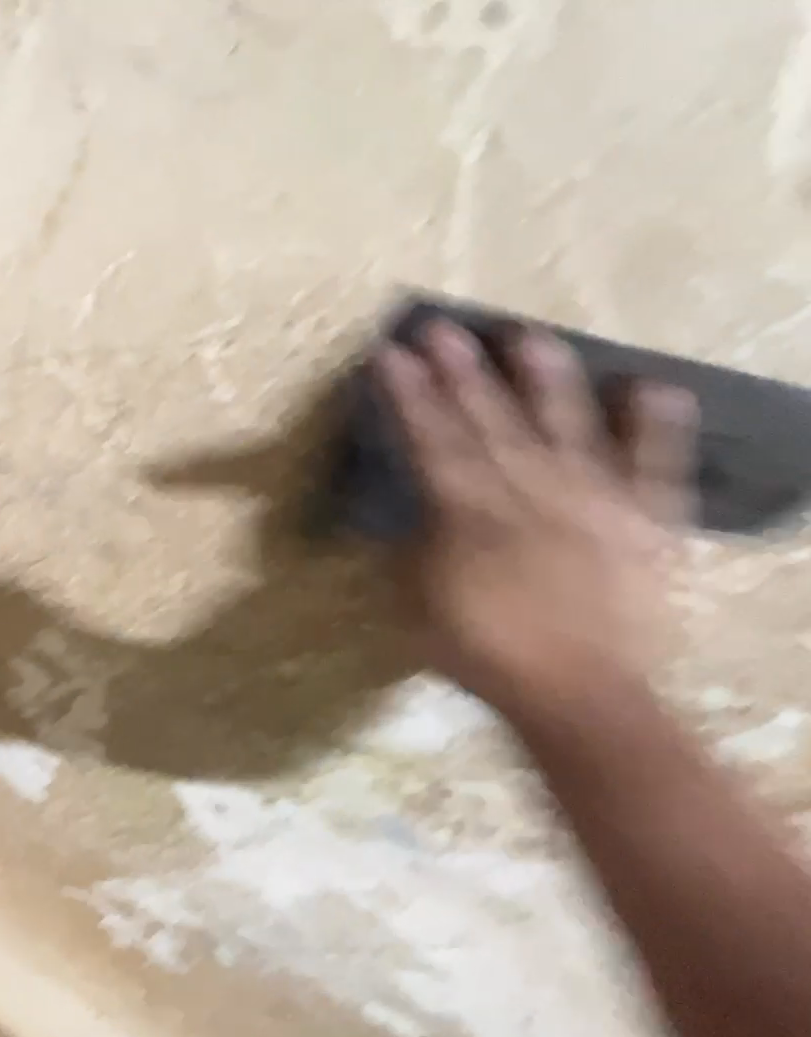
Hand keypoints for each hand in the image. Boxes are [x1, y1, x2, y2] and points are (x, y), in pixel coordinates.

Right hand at [374, 321, 698, 714]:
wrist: (581, 695)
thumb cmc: (481, 651)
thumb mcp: (417, 601)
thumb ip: (415, 546)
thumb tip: (413, 509)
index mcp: (468, 516)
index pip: (431, 441)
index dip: (409, 397)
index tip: (392, 355)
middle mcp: (530, 496)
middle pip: (488, 424)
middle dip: (461, 374)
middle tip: (442, 328)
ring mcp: (594, 505)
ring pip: (564, 431)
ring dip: (543, 382)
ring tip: (526, 335)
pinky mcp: (646, 524)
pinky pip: (653, 469)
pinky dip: (656, 428)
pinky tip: (652, 387)